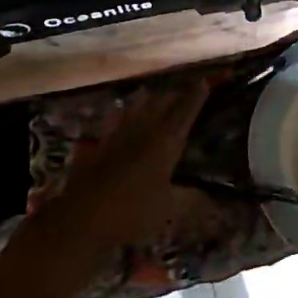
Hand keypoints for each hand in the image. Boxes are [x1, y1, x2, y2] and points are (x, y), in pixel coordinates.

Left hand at [24, 83, 208, 272]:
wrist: (82, 216)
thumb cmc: (132, 212)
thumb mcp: (169, 212)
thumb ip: (193, 204)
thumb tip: (215, 203)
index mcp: (163, 142)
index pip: (183, 112)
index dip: (194, 97)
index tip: (202, 81)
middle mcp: (141, 131)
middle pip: (159, 103)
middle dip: (172, 95)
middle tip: (182, 91)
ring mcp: (117, 135)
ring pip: (135, 107)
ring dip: (146, 100)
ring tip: (152, 94)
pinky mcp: (98, 144)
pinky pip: (114, 120)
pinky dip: (121, 113)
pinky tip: (120, 114)